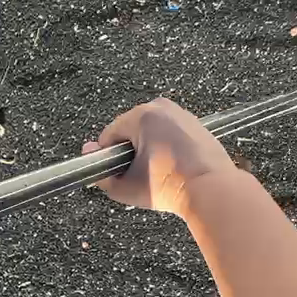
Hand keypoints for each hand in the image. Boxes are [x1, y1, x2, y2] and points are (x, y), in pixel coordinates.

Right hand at [83, 98, 235, 216]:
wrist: (209, 189)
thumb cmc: (168, 186)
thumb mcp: (122, 186)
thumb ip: (98, 171)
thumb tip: (88, 153)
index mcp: (141, 116)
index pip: (109, 134)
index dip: (107, 156)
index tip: (115, 173)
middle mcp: (161, 108)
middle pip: (130, 130)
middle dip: (128, 151)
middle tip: (136, 176)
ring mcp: (180, 113)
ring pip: (149, 132)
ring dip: (145, 149)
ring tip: (153, 173)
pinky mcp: (194, 124)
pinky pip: (168, 133)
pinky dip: (163, 148)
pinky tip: (168, 168)